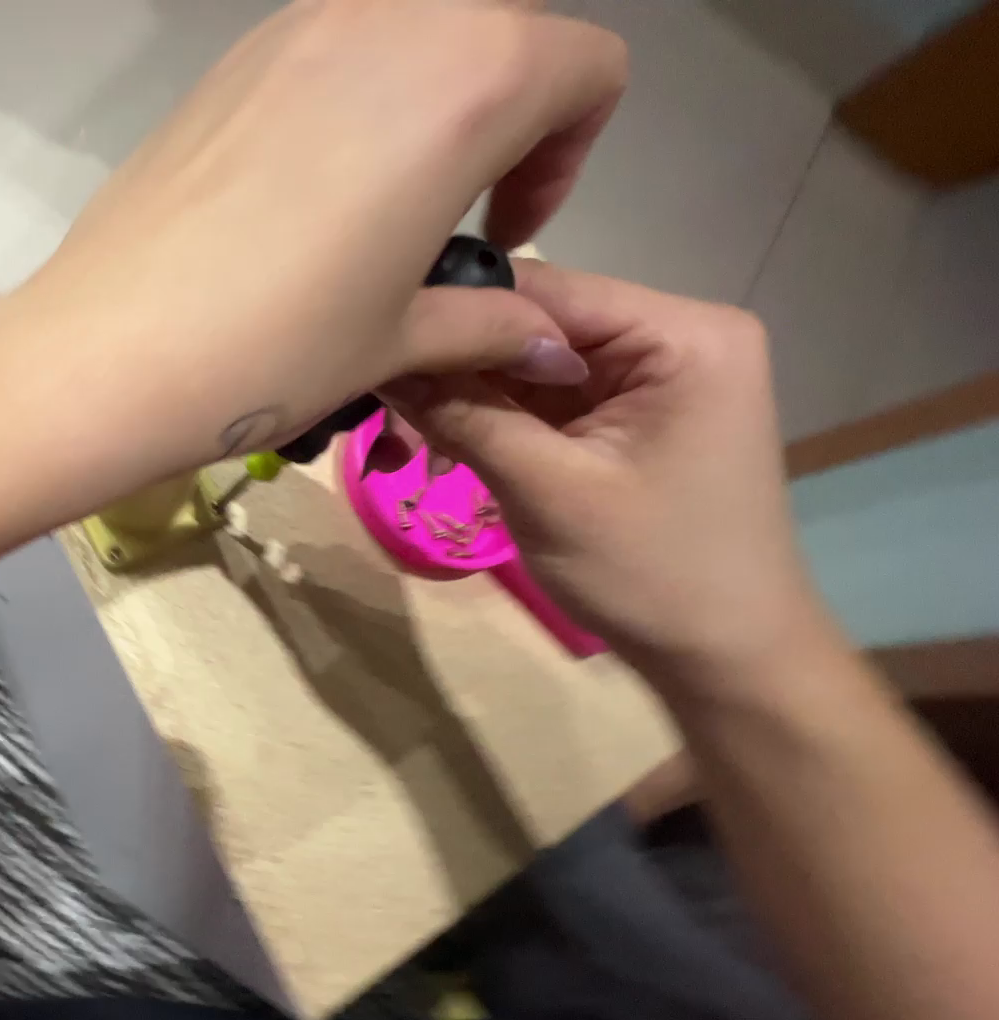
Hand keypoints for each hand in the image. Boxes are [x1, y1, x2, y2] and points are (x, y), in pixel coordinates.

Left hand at [0, 0, 622, 531]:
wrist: (107, 353)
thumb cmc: (273, 352)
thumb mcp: (393, 343)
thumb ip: (485, 323)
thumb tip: (544, 338)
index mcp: (466, 78)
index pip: (583, 72)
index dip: (566, 159)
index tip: (502, 237)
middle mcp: (385, 19)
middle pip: (490, 42)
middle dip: (496, 128)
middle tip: (439, 228)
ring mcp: (288, 32)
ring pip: (398, 44)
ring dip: (411, 115)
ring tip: (359, 219)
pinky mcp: (219, 69)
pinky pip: (313, 65)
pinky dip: (334, 114)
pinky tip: (284, 206)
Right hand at [384, 261, 827, 682]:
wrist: (720, 655)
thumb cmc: (649, 570)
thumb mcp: (543, 487)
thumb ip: (462, 414)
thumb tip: (379, 362)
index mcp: (679, 334)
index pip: (542, 290)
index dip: (456, 313)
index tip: (374, 343)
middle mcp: (666, 337)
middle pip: (529, 325)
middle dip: (453, 362)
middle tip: (377, 401)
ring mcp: (642, 378)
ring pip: (522, 363)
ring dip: (460, 394)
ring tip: (400, 431)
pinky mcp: (619, 416)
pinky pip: (534, 398)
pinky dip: (483, 417)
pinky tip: (436, 441)